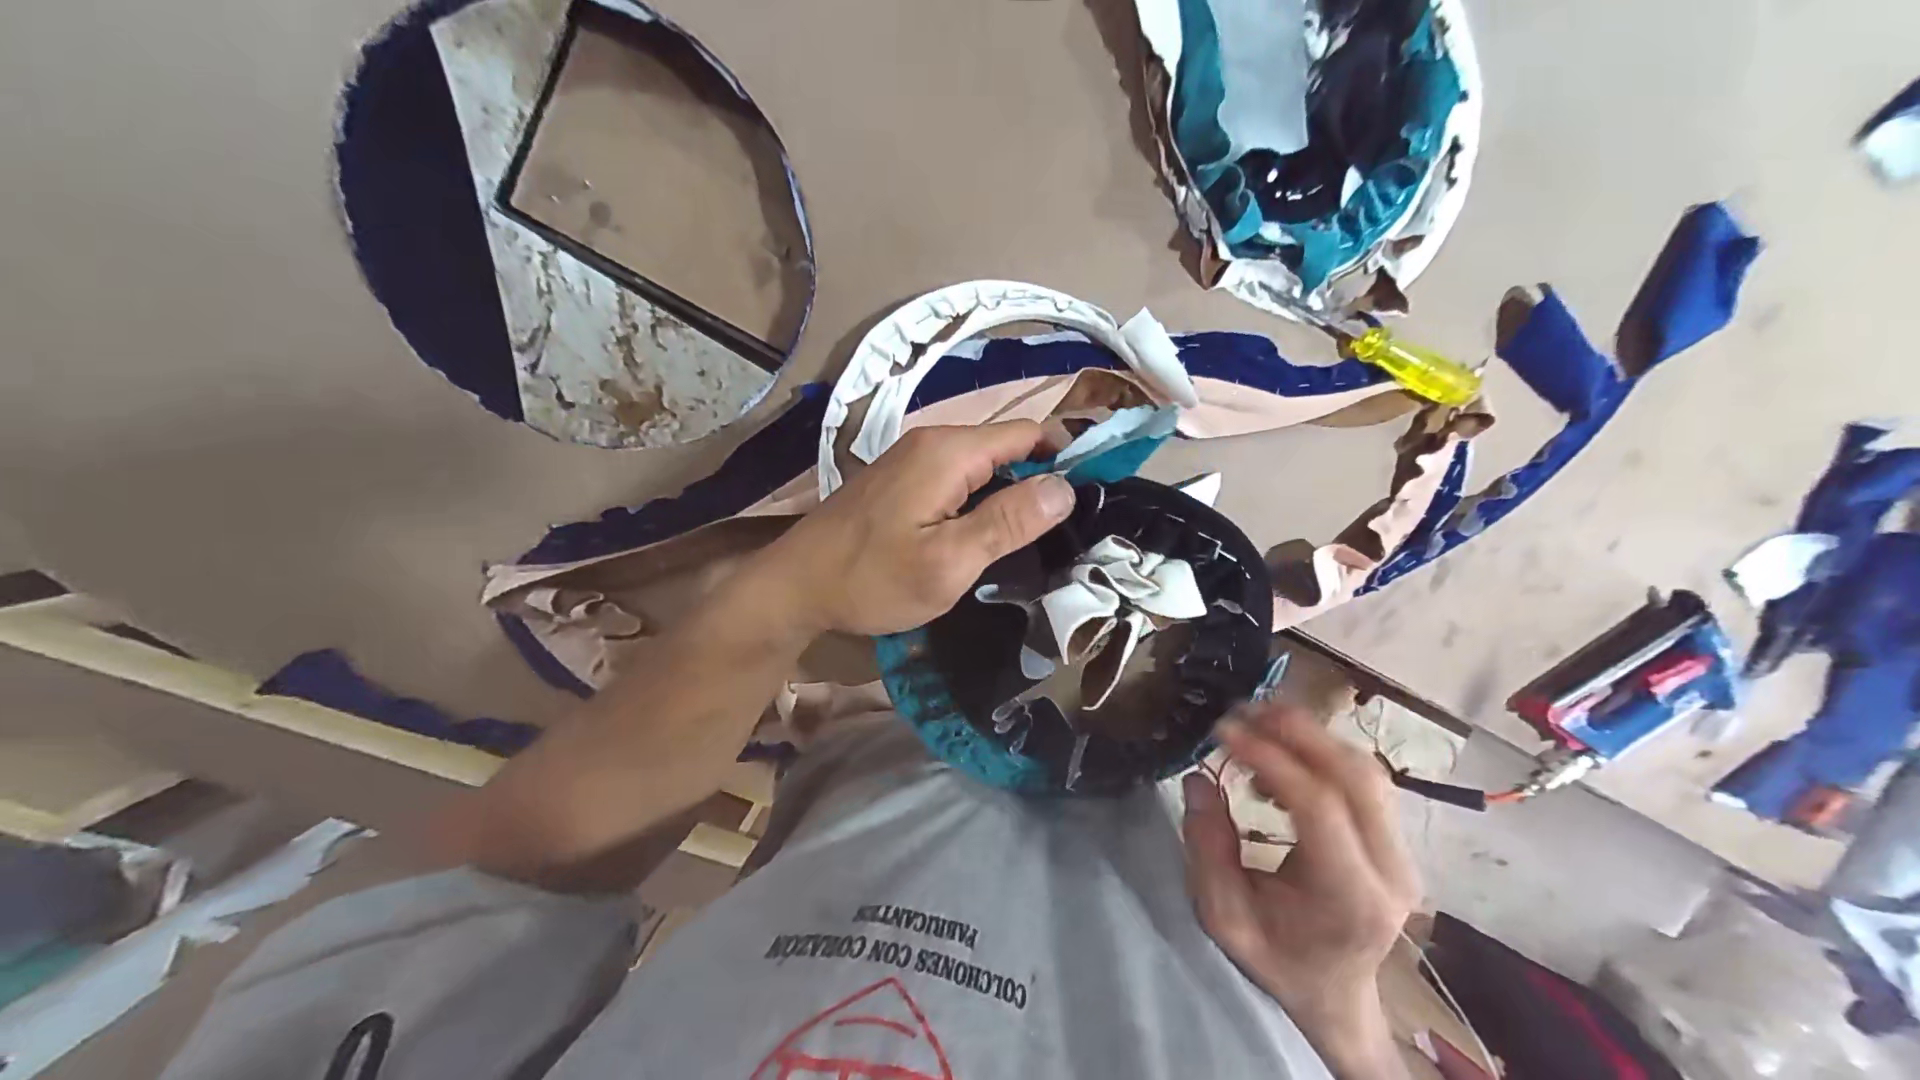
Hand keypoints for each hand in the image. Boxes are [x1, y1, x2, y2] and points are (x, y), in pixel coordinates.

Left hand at [759, 421, 1074, 635]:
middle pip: (1006, 446)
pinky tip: (987, 534)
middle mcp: (932, 442)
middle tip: (1068, 527)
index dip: (1066, 456)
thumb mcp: (948, 561)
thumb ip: (1007, 522)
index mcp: (948, 452)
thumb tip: (1065, 487)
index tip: (1095, 494)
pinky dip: (982, 499)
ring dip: (1011, 492)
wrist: (795, 586)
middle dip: (1040, 478)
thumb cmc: (871, 578)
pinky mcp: (901, 480)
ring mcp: (912, 459)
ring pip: (983, 464)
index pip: (1028, 433)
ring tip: (1035, 536)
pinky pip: (958, 478)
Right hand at [1182, 704, 1421, 1079]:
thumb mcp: (1223, 916)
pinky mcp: (1395, 841)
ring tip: (1258, 722)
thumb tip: (1199, 777)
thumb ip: (1207, 848)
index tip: (1223, 731)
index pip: (1320, 807)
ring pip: (1368, 772)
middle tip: (1244, 709)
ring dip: (1312, 736)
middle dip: (1299, 732)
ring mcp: (1402, 854)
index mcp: (1350, 897)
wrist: (1333, 995)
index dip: (1270, 759)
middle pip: (1357, 777)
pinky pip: (1365, 781)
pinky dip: (1322, 753)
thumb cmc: (1275, 959)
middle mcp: (1390, 870)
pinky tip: (1281, 755)